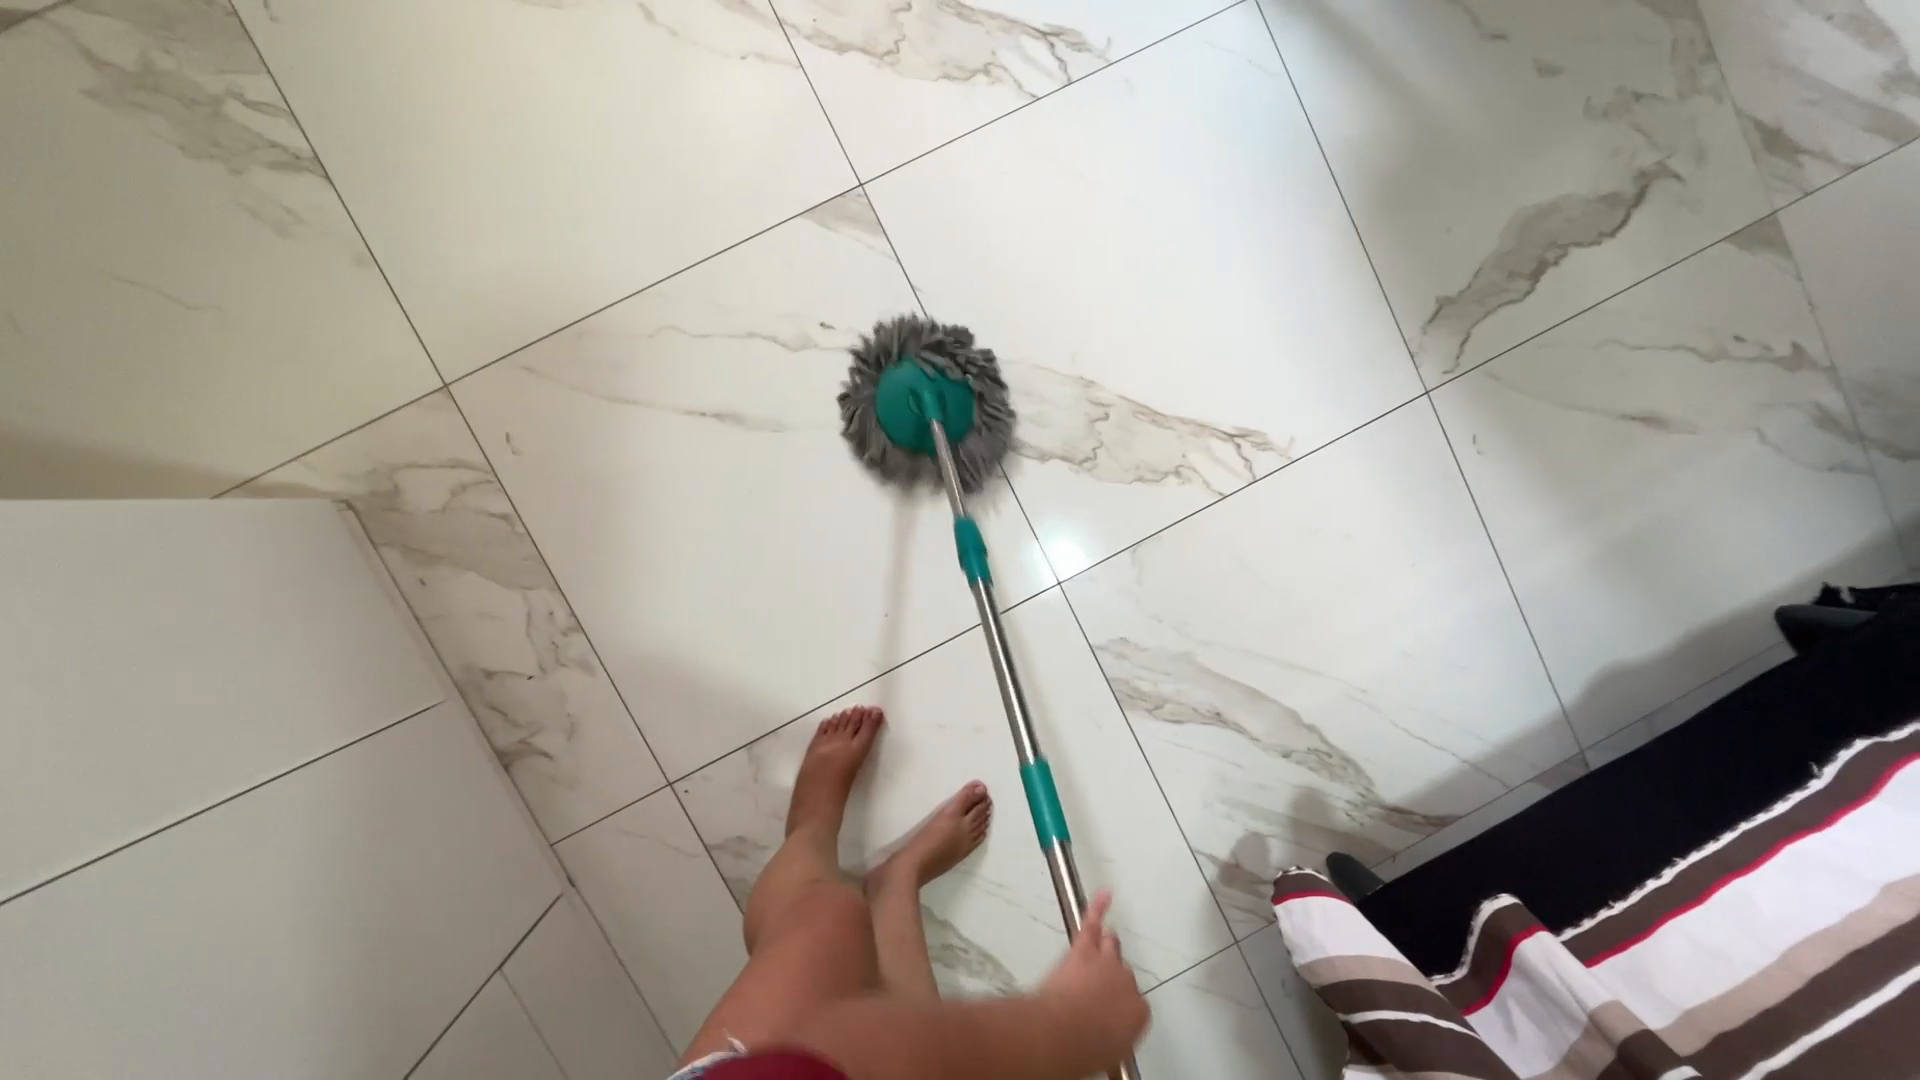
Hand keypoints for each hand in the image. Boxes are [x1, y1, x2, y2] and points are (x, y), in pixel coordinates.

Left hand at [1038, 891, 1149, 1064]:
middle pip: (1123, 972)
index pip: (1134, 1002)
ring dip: (1106, 946)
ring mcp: (1106, 962)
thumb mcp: (1108, 1053)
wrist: (1063, 1033)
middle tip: (1097, 986)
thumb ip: (1113, 1035)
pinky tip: (1105, 893)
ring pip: (1111, 946)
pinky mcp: (1085, 949)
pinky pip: (1093, 922)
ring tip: (1102, 943)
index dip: (1117, 1004)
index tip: (1106, 1010)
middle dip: (1110, 977)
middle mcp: (1127, 983)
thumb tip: (1103, 1038)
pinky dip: (1098, 905)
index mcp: (1138, 1013)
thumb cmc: (1084, 1049)